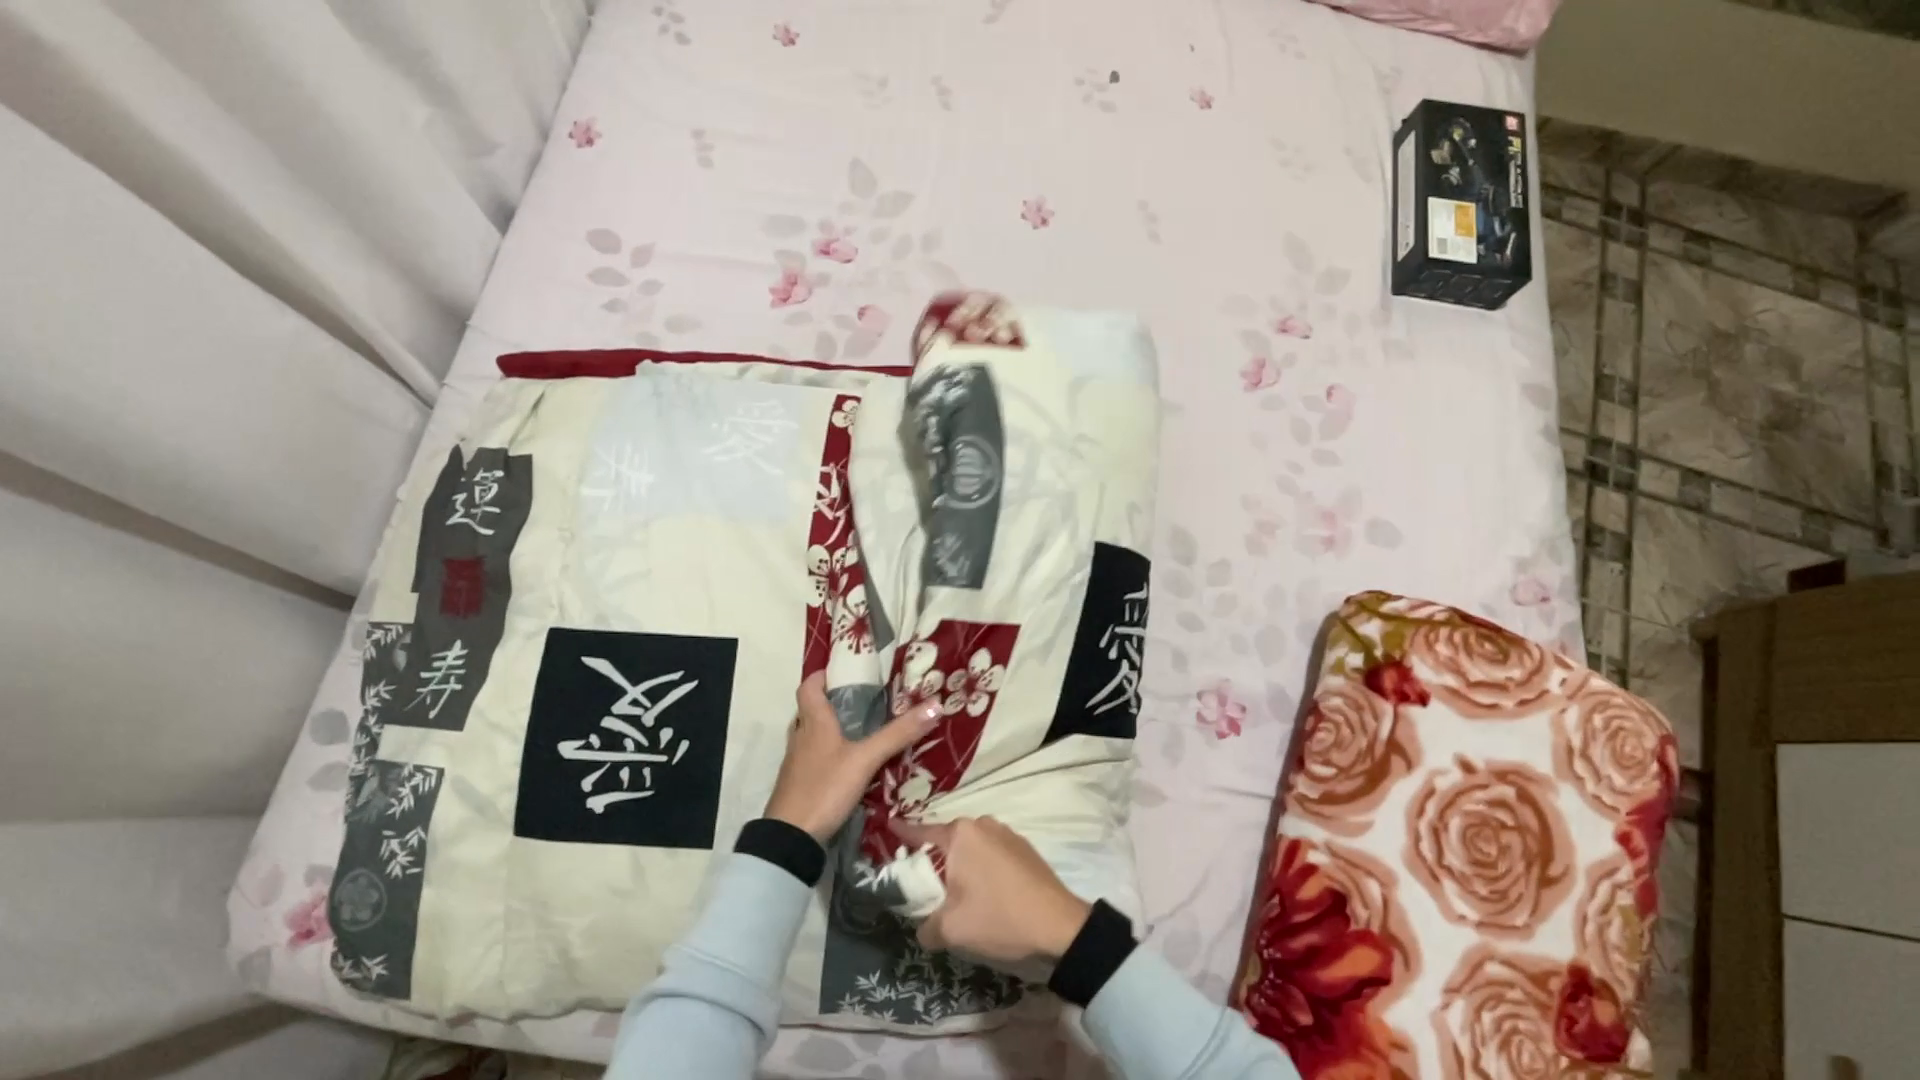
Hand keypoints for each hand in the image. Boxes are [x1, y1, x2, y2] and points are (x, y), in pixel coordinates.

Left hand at [763, 673, 938, 842]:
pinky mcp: (798, 786)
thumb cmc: (825, 788)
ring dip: (830, 732)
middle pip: (810, 711)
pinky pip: (813, 761)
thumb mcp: (866, 759)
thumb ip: (898, 734)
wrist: (790, 839)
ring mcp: (796, 764)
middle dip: (831, 704)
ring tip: (859, 734)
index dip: (821, 676)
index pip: (808, 687)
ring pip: (811, 737)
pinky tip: (848, 768)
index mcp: (813, 723)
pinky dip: (828, 758)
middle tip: (861, 703)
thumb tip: (935, 705)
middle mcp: (801, 738)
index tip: (843, 671)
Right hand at [894, 816, 1091, 966]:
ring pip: (972, 847)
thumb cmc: (999, 919)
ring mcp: (1008, 834)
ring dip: (962, 865)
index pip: (921, 832)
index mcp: (961, 834)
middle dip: (934, 858)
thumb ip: (925, 926)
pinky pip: (993, 854)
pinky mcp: (1026, 850)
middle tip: (923, 883)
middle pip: (948, 840)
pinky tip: (984, 892)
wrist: (1061, 929)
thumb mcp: (950, 930)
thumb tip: (924, 928)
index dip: (901, 833)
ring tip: (955, 892)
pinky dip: (983, 868)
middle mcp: (983, 825)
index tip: (887, 827)